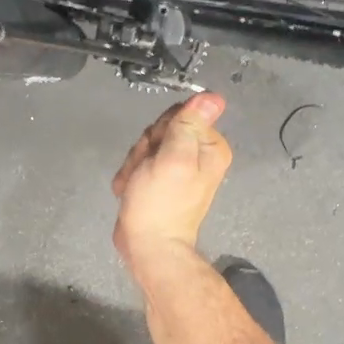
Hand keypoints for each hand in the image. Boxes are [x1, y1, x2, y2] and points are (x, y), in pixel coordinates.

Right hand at [111, 93, 230, 274]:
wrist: (147, 246)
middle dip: (145, 148)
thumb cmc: (160, 204)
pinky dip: (130, 176)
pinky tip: (129, 190)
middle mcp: (197, 155)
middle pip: (162, 130)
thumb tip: (213, 96)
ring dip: (134, 163)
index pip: (182, 113)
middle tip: (145, 170)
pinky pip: (139, 164)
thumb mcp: (173, 159)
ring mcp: (177, 168)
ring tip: (136, 184)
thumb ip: (189, 125)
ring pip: (146, 146)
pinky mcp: (159, 180)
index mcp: (209, 146)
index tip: (157, 149)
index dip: (161, 129)